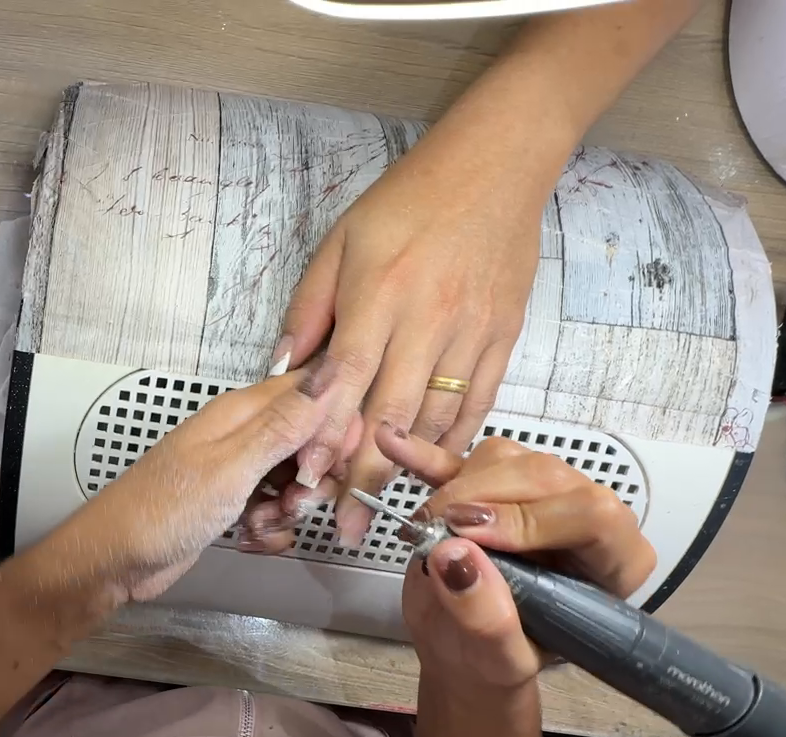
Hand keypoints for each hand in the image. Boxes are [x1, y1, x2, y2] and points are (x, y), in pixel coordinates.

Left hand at [40, 361, 338, 603]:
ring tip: (259, 521)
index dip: (334, 427)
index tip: (326, 465)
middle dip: (315, 477)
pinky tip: (247, 537)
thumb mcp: (230, 467)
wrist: (117, 559)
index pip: (313, 393)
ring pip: (295, 481)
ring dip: (289, 509)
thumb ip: (283, 426)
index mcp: (241, 411)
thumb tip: (330, 377)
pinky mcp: (232, 504)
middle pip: (311, 441)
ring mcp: (238, 471)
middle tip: (294, 500)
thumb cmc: (161, 510)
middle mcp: (242, 435)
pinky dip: (269, 530)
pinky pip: (274, 512)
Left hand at [274, 122, 557, 548]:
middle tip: (347, 527)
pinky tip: (434, 473)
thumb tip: (281, 369)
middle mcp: (427, 320)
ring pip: (437, 418)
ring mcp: (472, 331)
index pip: (346, 383)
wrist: (499, 161)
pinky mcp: (504, 335)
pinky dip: (454, 441)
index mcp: (379, 297)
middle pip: (391, 416)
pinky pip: (479, 402)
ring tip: (384, 514)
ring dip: (409, 472)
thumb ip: (307, 312)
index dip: (325, 437)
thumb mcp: (338, 245)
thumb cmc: (405, 201)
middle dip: (366, 478)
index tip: (308, 482)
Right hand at [378, 424, 656, 688]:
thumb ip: (485, 616)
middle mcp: (584, 516)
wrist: (465, 651)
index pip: (591, 514)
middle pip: (544, 475)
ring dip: (453, 486)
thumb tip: (453, 554)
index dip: (527, 518)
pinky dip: (423, 454)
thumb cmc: (491, 661)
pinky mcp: (489, 486)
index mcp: (612, 561)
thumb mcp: (496, 659)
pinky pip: (459, 459)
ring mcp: (536, 494)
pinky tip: (391, 442)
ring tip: (420, 527)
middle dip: (479, 498)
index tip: (466, 535)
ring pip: (505, 459)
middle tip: (430, 530)